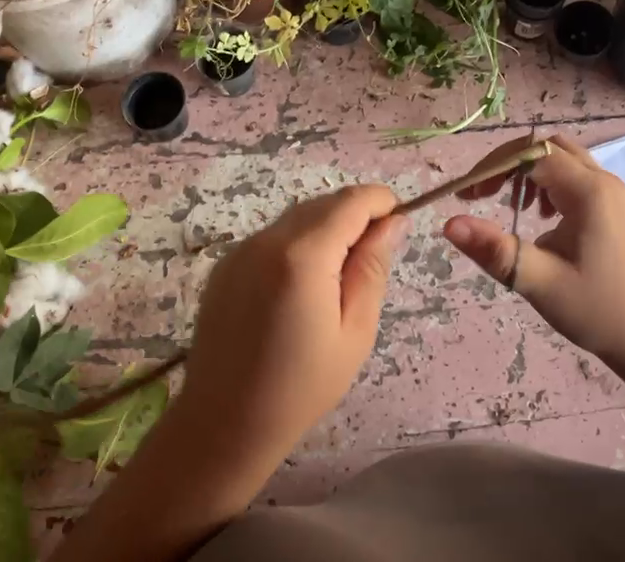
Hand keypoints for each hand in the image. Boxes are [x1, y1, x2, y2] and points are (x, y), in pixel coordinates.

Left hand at [175, 185, 407, 468]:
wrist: (224, 422)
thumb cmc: (302, 386)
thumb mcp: (355, 331)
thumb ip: (373, 268)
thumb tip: (393, 223)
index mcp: (303, 255)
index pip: (352, 202)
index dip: (381, 203)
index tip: (400, 223)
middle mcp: (267, 240)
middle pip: (323, 203)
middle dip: (355, 216)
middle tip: (373, 258)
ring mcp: (241, 250)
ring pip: (297, 217)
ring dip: (326, 228)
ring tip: (337, 278)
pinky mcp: (225, 265)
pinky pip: (272, 237)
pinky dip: (297, 244)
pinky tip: (301, 288)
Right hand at [443, 134, 624, 365]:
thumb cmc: (597, 310)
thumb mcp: (540, 282)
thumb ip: (496, 250)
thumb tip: (449, 225)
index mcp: (589, 192)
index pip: (532, 154)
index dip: (495, 168)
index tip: (468, 197)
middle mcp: (601, 181)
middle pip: (545, 147)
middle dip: (508, 164)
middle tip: (482, 196)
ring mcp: (609, 192)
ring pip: (559, 158)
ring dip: (527, 173)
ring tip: (508, 206)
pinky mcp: (609, 205)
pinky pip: (571, 175)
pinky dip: (545, 183)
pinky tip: (536, 216)